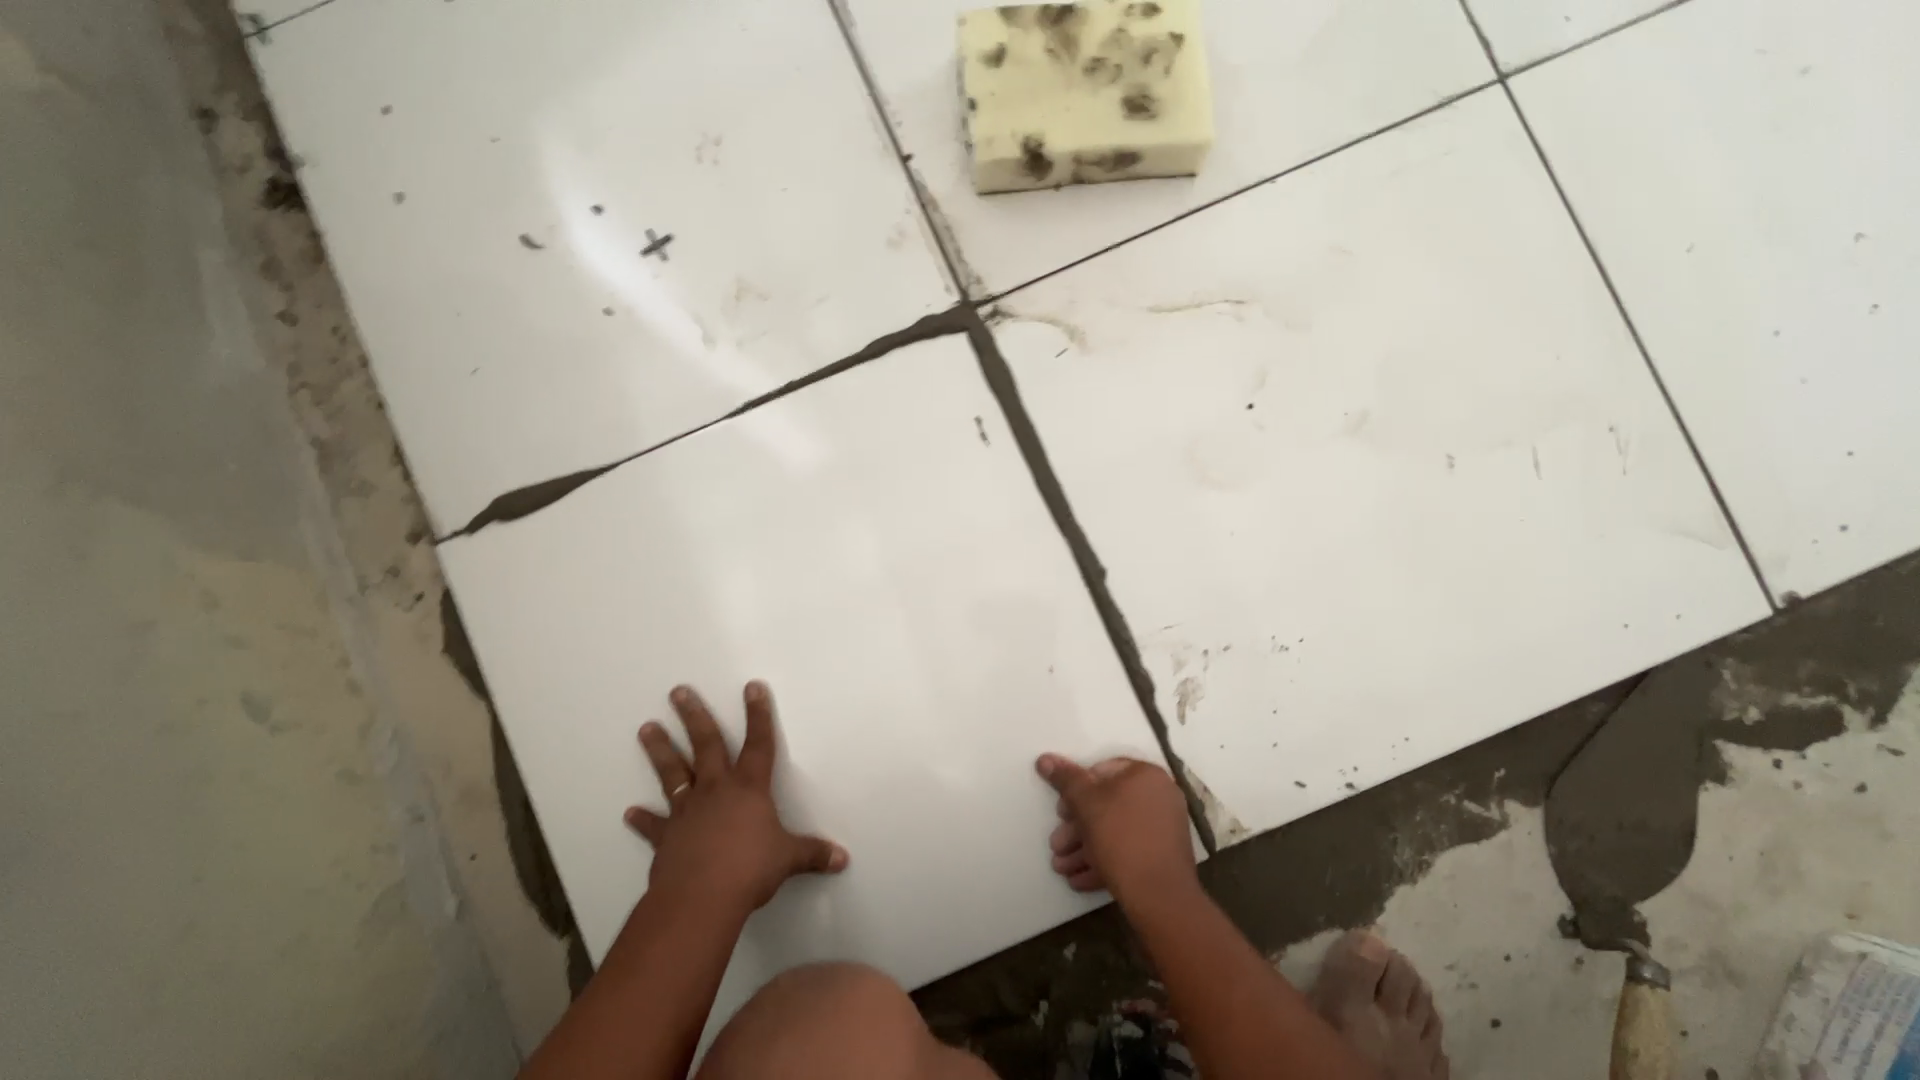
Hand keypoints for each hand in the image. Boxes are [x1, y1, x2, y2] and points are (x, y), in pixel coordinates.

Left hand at [625, 681, 846, 912]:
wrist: (701, 898)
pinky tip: (630, 813)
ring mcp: (687, 812)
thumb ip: (813, 854)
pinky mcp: (666, 837)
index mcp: (749, 789)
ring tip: (646, 727)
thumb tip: (841, 858)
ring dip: (660, 750)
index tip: (752, 687)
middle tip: (678, 692)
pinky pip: (654, 825)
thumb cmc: (750, 870)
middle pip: (706, 746)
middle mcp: (716, 791)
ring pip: (673, 773)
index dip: (758, 715)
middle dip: (694, 716)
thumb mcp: (789, 859)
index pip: (759, 744)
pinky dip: (643, 819)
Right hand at [1037, 754, 1196, 905]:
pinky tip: (1079, 879)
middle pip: (1106, 804)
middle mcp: (1158, 796)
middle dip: (1075, 827)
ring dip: (1083, 848)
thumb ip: (1066, 779)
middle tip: (1057, 844)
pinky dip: (1103, 860)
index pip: (1102, 771)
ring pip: (1114, 831)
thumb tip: (1044, 759)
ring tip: (1061, 867)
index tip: (1061, 812)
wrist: (1160, 895)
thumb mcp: (1086, 804)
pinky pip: (1127, 850)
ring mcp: (1163, 828)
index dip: (1076, 789)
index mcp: (1146, 775)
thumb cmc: (1121, 838)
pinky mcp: (1161, 856)